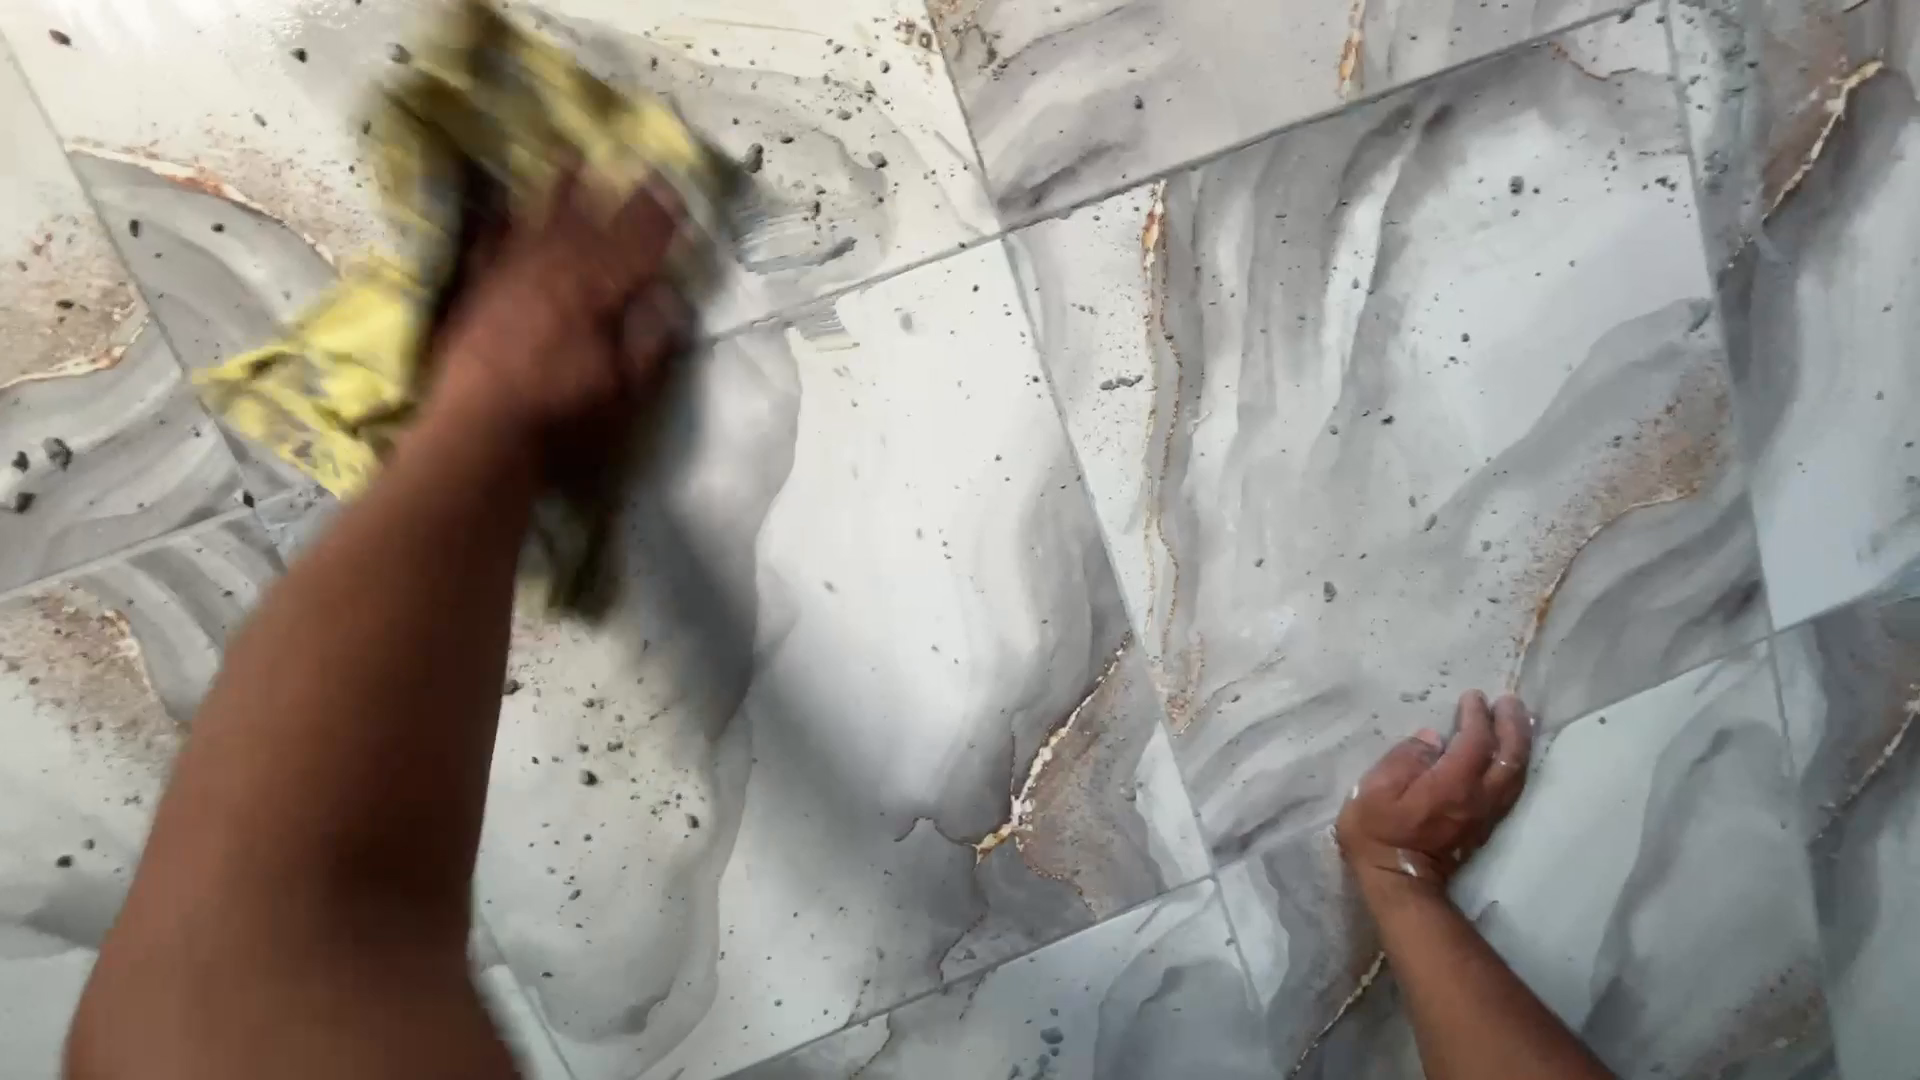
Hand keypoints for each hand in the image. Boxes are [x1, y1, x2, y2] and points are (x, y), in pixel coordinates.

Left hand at [426, 166, 692, 451]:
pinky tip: (506, 203)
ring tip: (573, 159)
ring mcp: (511, 277)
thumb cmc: (564, 420)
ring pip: (542, 223)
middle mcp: (552, 275)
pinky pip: (492, 242)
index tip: (678, 196)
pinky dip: (502, 220)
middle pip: (593, 226)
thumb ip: (649, 342)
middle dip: (621, 197)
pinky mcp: (480, 290)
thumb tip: (669, 299)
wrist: (481, 434)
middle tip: (640, 170)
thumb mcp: (625, 392)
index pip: (636, 251)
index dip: (659, 223)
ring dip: (561, 190)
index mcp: (595, 299)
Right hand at [1335, 691, 1533, 896]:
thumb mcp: (1374, 789)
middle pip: (1509, 756)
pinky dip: (1516, 765)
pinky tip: (1511, 756)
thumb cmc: (1378, 831)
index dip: (1477, 716)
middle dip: (1512, 725)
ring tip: (1519, 721)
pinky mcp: (1484, 824)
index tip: (1473, 696)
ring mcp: (1486, 813)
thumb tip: (1429, 737)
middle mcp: (1479, 797)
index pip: (1475, 741)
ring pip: (1516, 773)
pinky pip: (1511, 787)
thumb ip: (1403, 759)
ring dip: (1520, 744)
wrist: (1398, 880)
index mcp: (1452, 784)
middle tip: (1510, 700)